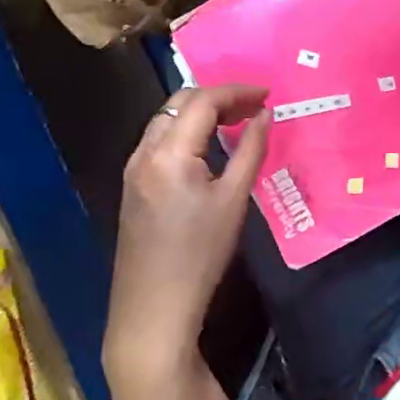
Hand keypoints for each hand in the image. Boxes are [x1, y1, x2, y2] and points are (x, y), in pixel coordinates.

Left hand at [105, 85, 270, 399]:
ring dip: (199, 113)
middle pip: (179, 103)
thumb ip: (250, 151)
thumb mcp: (233, 201)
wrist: (153, 308)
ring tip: (234, 123)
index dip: (237, 91)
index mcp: (168, 151)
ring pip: (166, 120)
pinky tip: (205, 149)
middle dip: (217, 97)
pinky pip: (158, 141)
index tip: (267, 95)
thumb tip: (265, 114)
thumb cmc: (199, 256)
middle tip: (252, 108)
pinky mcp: (131, 184)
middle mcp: (143, 150)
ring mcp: (133, 167)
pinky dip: (184, 132)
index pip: (202, 100)